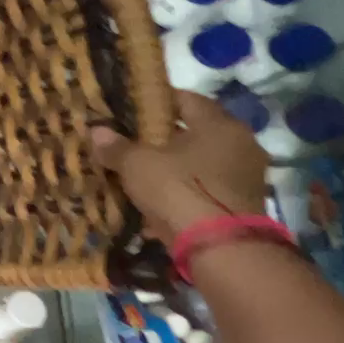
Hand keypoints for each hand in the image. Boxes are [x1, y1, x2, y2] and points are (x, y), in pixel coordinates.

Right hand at [89, 91, 268, 240]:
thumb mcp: (136, 164)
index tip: (131, 107)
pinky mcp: (241, 199)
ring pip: (200, 158)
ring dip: (174, 161)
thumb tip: (97, 131)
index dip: (157, 100)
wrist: (219, 243)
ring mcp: (245, 172)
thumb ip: (116, 146)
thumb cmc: (178, 188)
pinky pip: (205, 182)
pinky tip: (158, 192)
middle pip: (195, 129)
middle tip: (130, 138)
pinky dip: (184, 183)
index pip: (187, 99)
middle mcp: (240, 142)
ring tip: (140, 168)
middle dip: (163, 134)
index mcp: (219, 124)